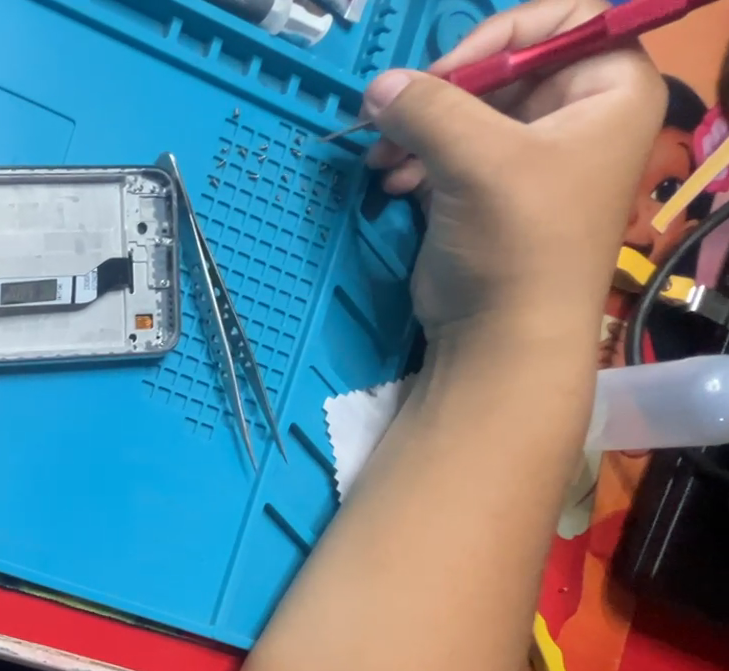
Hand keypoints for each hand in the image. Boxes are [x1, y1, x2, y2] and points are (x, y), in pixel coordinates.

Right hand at [363, 0, 663, 345]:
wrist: (501, 329)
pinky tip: (390, 184)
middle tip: (390, 124)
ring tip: (380, 163)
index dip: (497, 38)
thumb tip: (377, 85)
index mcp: (605, 91)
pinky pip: (444, 154)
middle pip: (500, 73)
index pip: (563, 24)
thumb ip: (430, 113)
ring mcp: (523, 156)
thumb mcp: (478, 163)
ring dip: (414, 134)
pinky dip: (412, 163)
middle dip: (438, 98)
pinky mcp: (482, 191)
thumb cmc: (515, 239)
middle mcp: (570, 115)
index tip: (440, 74)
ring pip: (462, 117)